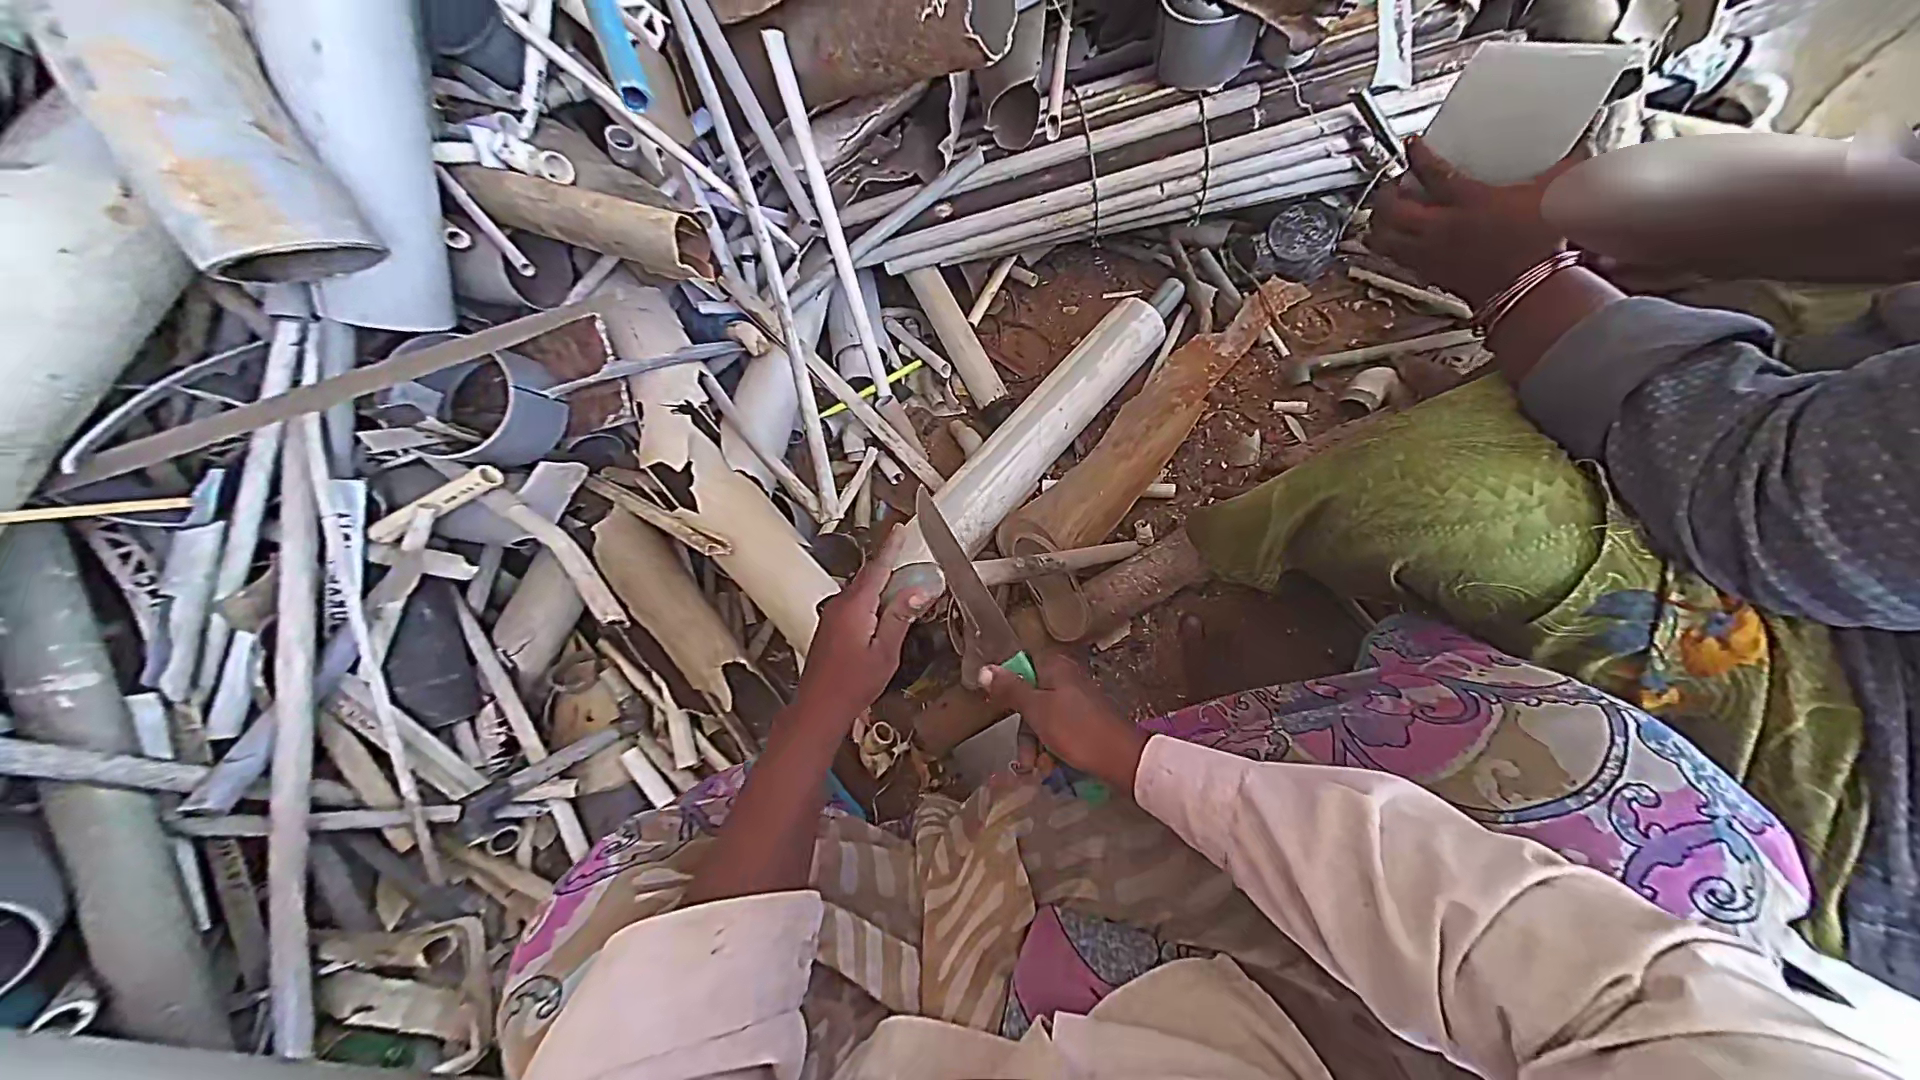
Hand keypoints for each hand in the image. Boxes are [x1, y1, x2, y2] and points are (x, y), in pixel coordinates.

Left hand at [793, 530, 932, 724]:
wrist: (819, 707)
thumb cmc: (850, 686)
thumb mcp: (886, 652)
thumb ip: (900, 617)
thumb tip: (918, 592)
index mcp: (855, 608)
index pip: (877, 568)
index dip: (890, 547)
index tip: (899, 530)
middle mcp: (839, 607)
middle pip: (867, 576)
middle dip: (888, 565)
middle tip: (909, 561)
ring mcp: (831, 616)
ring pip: (860, 590)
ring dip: (880, 586)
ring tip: (902, 591)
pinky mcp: (829, 627)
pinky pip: (853, 604)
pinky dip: (870, 601)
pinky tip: (882, 614)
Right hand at [979, 651, 1148, 793]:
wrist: (1123, 760)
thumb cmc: (1078, 730)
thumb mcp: (1037, 710)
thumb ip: (1010, 689)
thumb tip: (984, 669)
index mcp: (1055, 668)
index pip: (1021, 667)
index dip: (1008, 689)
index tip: (1001, 710)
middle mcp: (1066, 680)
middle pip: (1030, 699)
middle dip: (1024, 732)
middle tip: (1025, 758)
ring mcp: (1077, 702)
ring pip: (1042, 720)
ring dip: (1036, 746)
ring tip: (1040, 769)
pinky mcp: (1085, 722)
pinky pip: (1059, 731)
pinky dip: (1052, 749)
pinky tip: (1053, 767)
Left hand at [1371, 138, 1579, 306]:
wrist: (1528, 284)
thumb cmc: (1542, 240)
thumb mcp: (1558, 190)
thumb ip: (1564, 163)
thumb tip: (1580, 139)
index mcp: (1468, 202)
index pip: (1433, 173)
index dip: (1418, 156)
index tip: (1411, 145)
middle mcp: (1439, 228)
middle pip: (1391, 210)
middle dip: (1384, 194)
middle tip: (1391, 183)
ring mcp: (1427, 252)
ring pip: (1382, 237)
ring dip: (1377, 223)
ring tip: (1382, 212)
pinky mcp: (1425, 271)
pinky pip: (1392, 257)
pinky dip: (1385, 245)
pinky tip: (1392, 238)